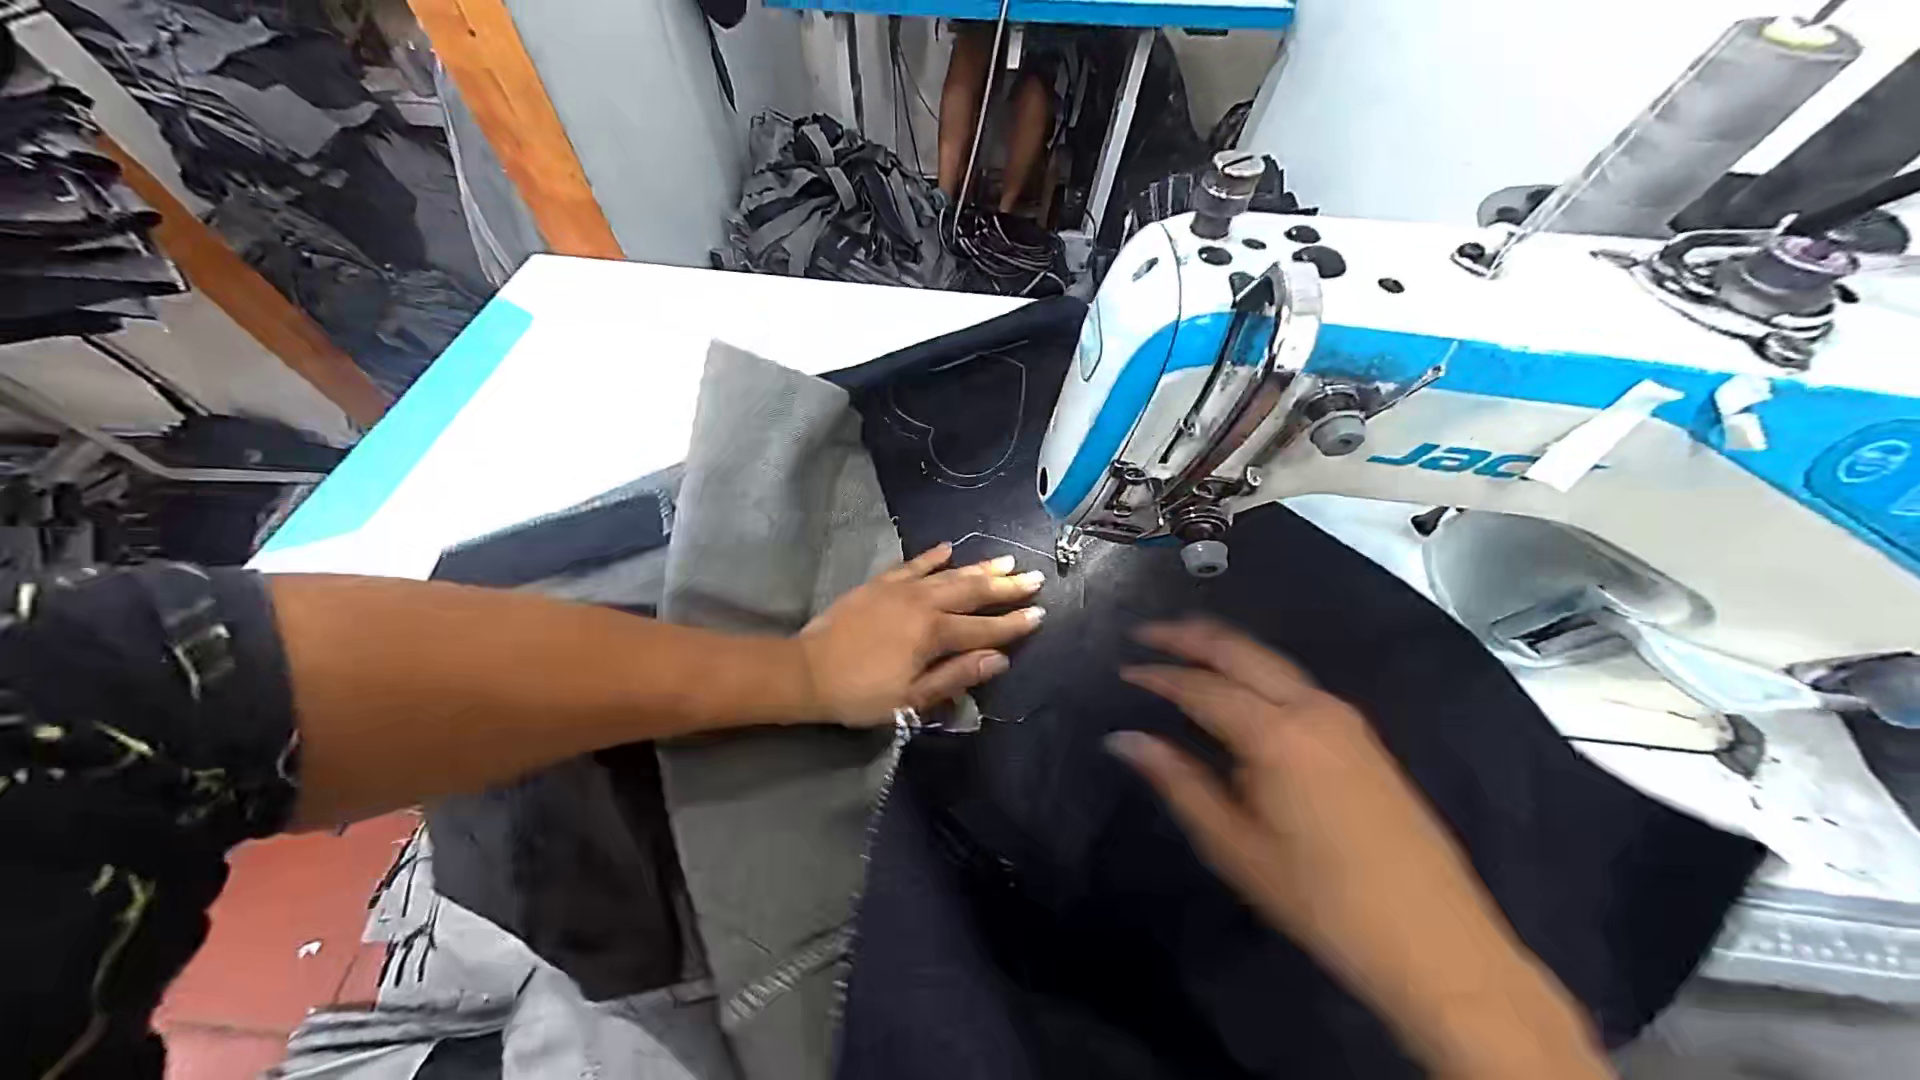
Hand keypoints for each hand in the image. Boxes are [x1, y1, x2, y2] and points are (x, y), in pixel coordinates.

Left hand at [797, 543, 1044, 726]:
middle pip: (973, 592)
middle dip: (1006, 587)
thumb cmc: (861, 692)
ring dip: (979, 567)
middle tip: (1034, 578)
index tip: (1040, 613)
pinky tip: (948, 548)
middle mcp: (923, 604)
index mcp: (934, 634)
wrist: (807, 670)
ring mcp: (901, 589)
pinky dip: (933, 556)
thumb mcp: (912, 698)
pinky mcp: (881, 583)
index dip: (1014, 623)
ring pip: (949, 574)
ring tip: (1006, 561)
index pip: (985, 628)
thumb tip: (998, 659)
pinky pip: (913, 565)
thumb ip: (957, 676)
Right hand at [1112, 619, 1612, 1079]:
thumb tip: (1123, 739)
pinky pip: (1292, 679)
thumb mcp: (1234, 845)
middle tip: (1145, 632)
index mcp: (1275, 734)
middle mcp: (1311, 708)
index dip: (1158, 675)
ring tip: (1183, 645)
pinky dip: (1253, 667)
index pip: (1201, 686)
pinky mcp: (1360, 733)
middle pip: (1238, 650)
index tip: (1123, 669)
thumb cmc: (1320, 899)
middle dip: (1188, 635)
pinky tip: (1238, 682)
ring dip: (1223, 645)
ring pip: (1269, 659)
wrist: (1436, 942)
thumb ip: (1177, 781)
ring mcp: (1342, 717)